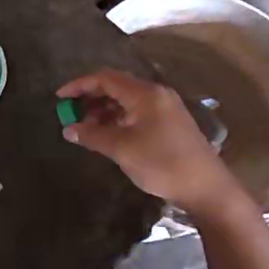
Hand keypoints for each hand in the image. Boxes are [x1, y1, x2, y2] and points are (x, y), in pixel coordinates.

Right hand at [57, 69, 246, 216]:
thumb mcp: (122, 149)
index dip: (79, 85)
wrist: (209, 190)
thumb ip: (93, 136)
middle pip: (116, 86)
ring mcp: (165, 108)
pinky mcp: (170, 123)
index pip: (105, 78)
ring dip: (104, 110)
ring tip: (88, 128)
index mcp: (144, 93)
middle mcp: (156, 94)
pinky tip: (109, 135)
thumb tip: (68, 129)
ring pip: (126, 100)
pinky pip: (137, 111)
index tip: (60, 98)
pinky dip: (119, 118)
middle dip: (90, 97)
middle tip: (72, 113)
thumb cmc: (163, 164)